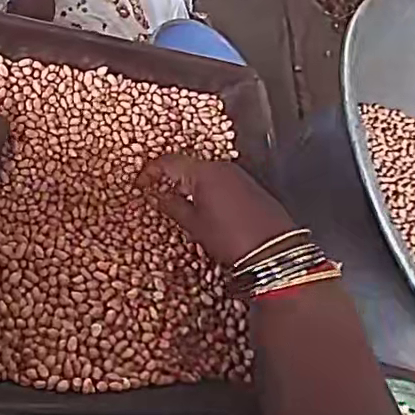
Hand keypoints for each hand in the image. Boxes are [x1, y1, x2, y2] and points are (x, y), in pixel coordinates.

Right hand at [142, 155, 294, 266]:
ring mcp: (237, 174)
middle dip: (169, 177)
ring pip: (204, 172)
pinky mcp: (249, 185)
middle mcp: (221, 167)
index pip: (168, 162)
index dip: (150, 172)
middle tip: (155, 192)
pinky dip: (206, 188)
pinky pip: (219, 179)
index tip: (140, 185)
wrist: (275, 252)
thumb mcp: (194, 224)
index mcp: (203, 172)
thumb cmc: (230, 238)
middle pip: (187, 164)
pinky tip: (202, 205)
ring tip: (177, 202)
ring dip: (188, 183)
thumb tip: (157, 196)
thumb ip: (172, 206)